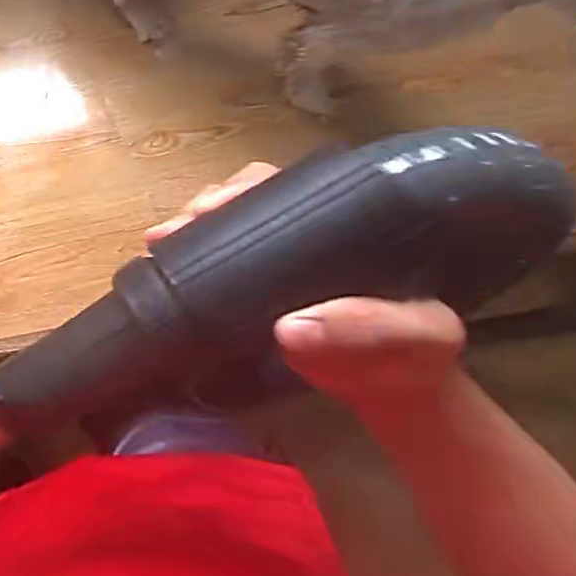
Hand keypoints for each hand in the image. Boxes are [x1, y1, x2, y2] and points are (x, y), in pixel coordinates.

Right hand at [148, 162, 465, 411]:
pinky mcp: (252, 284)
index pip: (289, 184)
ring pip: (224, 222)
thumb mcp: (415, 337)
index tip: (214, 204)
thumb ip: (368, 329)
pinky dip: (186, 254)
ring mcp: (273, 255)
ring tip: (161, 239)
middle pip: (246, 196)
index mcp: (344, 219)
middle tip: (180, 225)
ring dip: (189, 226)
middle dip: (207, 203)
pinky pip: (215, 257)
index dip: (247, 187)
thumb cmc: (413, 355)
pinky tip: (162, 257)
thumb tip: (288, 329)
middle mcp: (302, 227)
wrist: (389, 390)